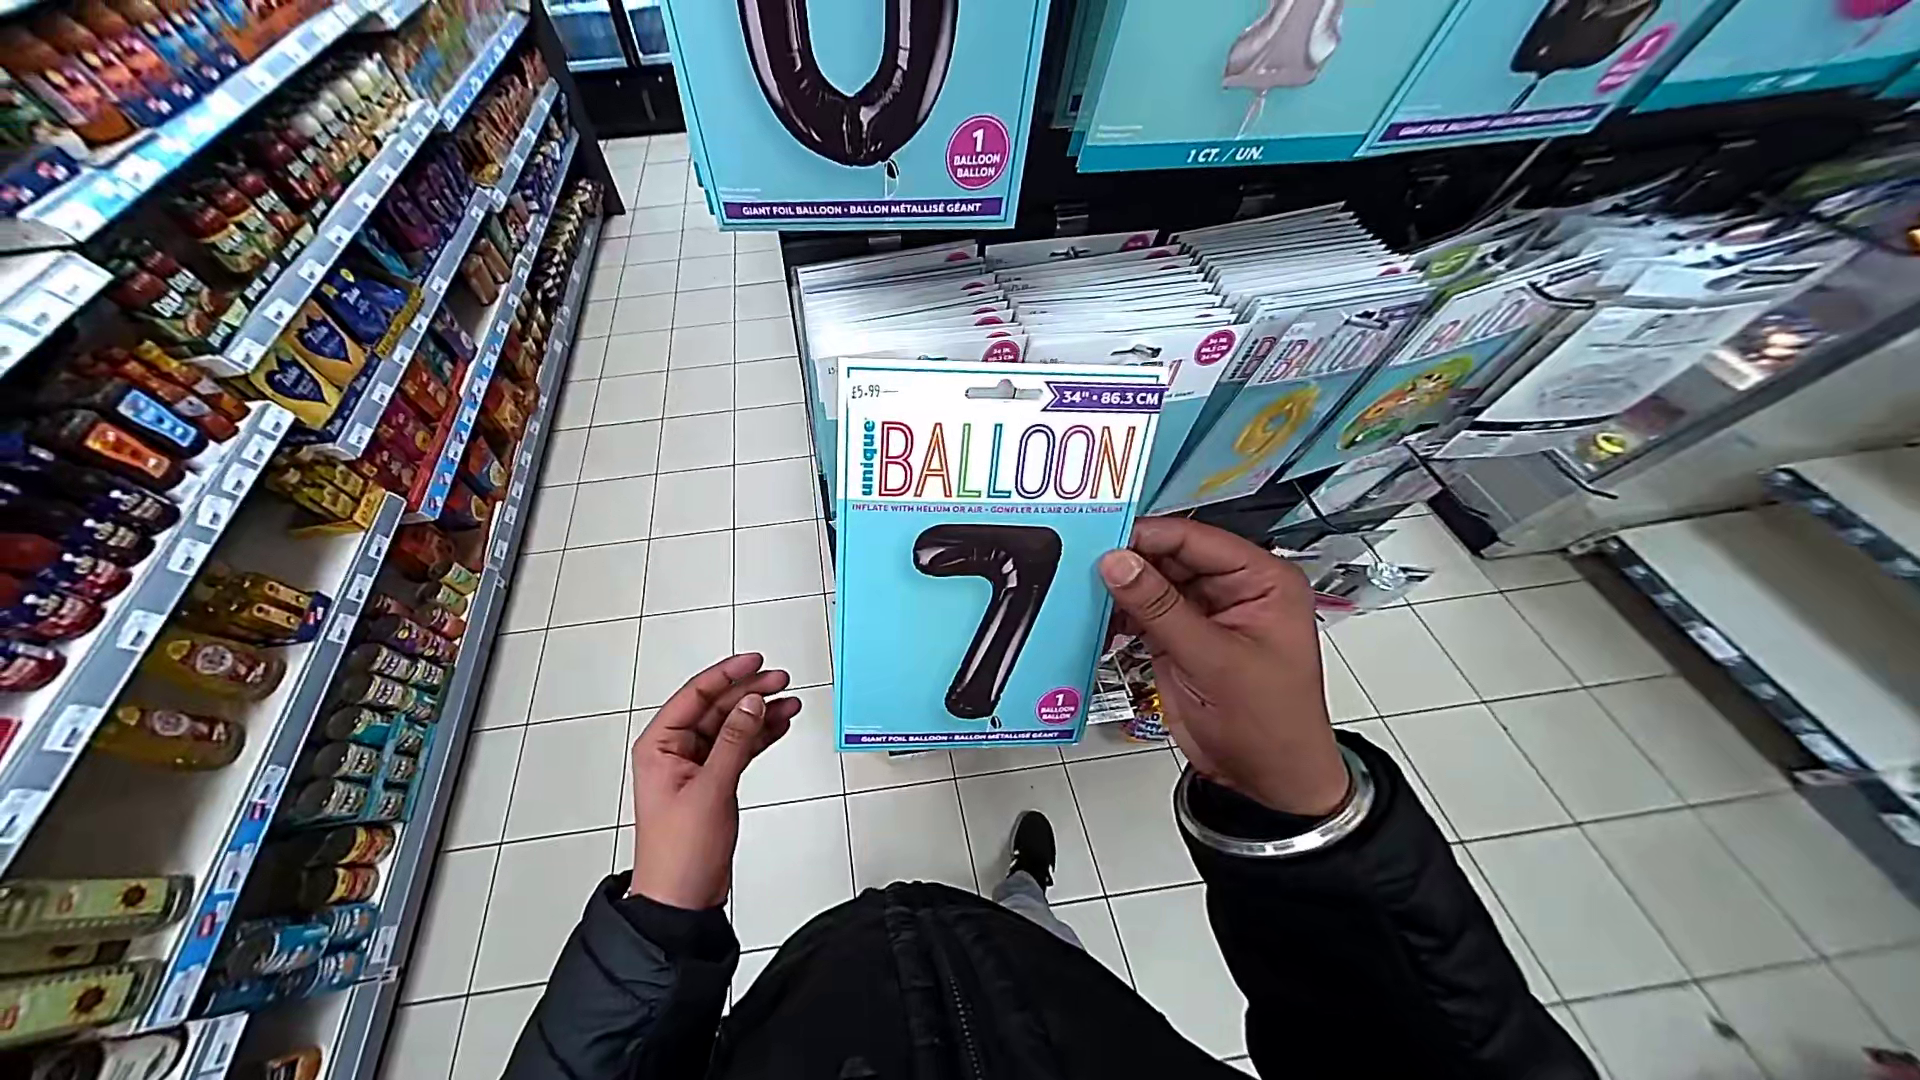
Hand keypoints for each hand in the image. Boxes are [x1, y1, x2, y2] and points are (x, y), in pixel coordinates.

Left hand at [628, 653, 802, 908]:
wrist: (684, 898)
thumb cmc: (679, 852)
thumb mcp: (710, 788)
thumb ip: (734, 740)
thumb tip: (751, 702)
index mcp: (661, 745)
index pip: (696, 695)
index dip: (726, 674)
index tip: (754, 661)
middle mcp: (677, 750)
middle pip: (718, 706)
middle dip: (750, 691)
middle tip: (780, 680)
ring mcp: (698, 764)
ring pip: (734, 724)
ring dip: (761, 712)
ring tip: (788, 701)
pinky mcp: (716, 778)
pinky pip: (742, 745)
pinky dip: (762, 734)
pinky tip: (780, 724)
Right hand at [1098, 517, 1347, 816]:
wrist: (1265, 780)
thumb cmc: (1272, 725)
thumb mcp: (1214, 660)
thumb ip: (1161, 608)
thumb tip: (1119, 564)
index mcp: (1260, 581)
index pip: (1195, 539)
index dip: (1148, 537)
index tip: (1104, 540)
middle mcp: (1231, 590)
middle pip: (1168, 557)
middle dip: (1128, 562)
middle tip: (1086, 566)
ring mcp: (1201, 614)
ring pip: (1150, 583)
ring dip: (1119, 589)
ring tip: (1086, 592)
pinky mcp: (1178, 636)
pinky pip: (1142, 611)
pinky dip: (1118, 615)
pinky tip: (1098, 620)